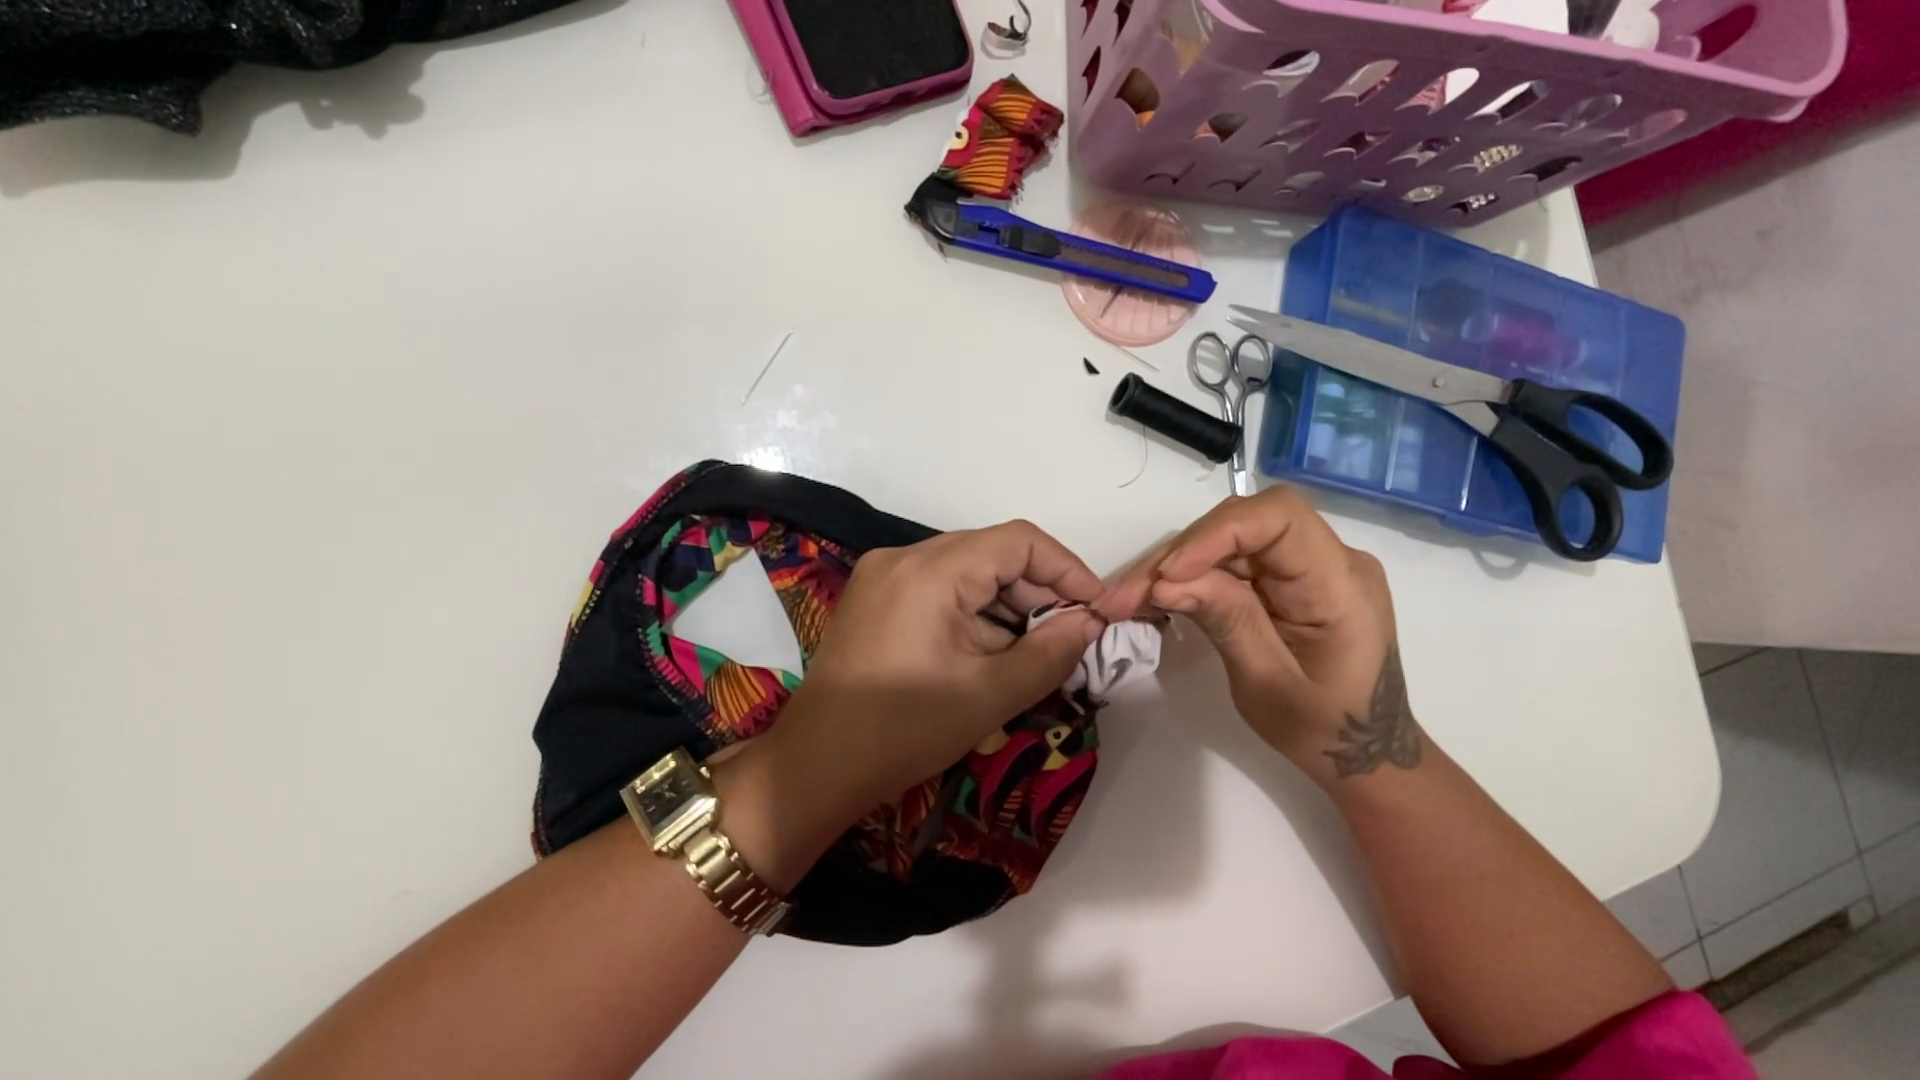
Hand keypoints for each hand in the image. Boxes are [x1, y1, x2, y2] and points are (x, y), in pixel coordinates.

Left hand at [746, 520, 1106, 832]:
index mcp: (931, 570)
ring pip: (965, 575)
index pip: (1018, 541)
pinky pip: (938, 592)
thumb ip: (1051, 652)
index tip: (1097, 611)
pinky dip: (972, 617)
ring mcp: (882, 578)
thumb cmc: (905, 730)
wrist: (816, 766)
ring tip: (1033, 657)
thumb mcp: (991, 694)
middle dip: (1037, 595)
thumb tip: (1091, 623)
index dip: (1066, 570)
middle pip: (991, 555)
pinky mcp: (873, 602)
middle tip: (1069, 641)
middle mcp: (903, 557)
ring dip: (1005, 610)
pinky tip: (989, 659)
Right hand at [1098, 488, 1417, 785]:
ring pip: (1233, 538)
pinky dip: (1196, 574)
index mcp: (1340, 586)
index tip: (1167, 574)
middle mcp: (1333, 559)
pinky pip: (1239, 559)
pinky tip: (1161, 596)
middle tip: (1128, 595)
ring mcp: (1313, 565)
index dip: (1217, 533)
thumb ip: (1226, 621)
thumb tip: (1165, 581)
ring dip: (1180, 564)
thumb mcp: (1267, 684)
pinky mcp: (1292, 577)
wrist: (1364, 752)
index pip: (1280, 519)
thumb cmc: (1322, 729)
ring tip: (1132, 599)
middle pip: (1247, 523)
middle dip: (1183, 552)